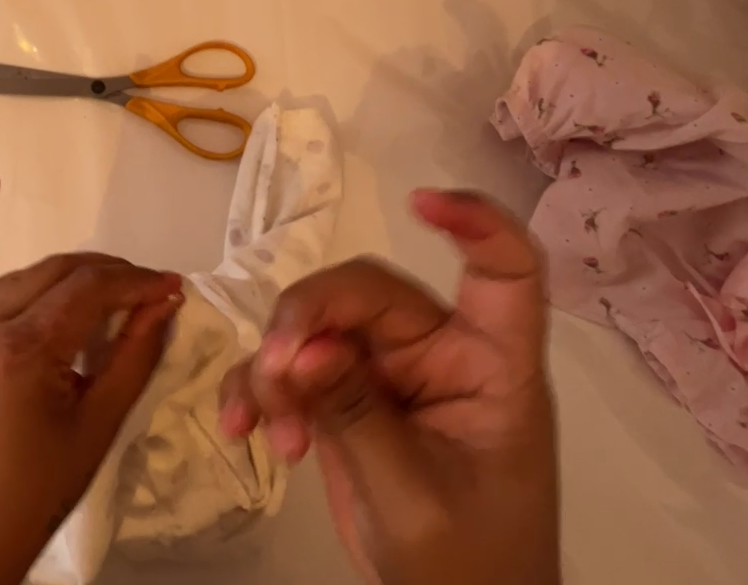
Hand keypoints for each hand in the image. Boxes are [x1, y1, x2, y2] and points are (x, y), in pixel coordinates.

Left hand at [0, 167, 183, 584]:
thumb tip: (164, 298)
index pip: (89, 291)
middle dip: (111, 275)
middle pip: (61, 272)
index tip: (172, 284)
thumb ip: (133, 353)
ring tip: (115, 284)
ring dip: (74, 272)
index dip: (135, 283)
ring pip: (31, 271)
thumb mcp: (98, 423)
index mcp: (20, 350)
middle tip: (152, 288)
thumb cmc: (37, 486)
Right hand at [219, 189, 559, 584]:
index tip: (418, 200)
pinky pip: (285, 366)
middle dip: (307, 320)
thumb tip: (304, 345)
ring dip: (276, 368)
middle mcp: (433, 351)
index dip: (476, 225)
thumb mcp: (417, 501)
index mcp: (488, 367)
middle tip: (277, 372)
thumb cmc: (469, 569)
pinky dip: (256, 390)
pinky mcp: (336, 391)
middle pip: (362, 291)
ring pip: (310, 324)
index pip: (504, 273)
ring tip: (271, 429)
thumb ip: (359, 418)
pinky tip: (243, 428)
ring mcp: (380, 368)